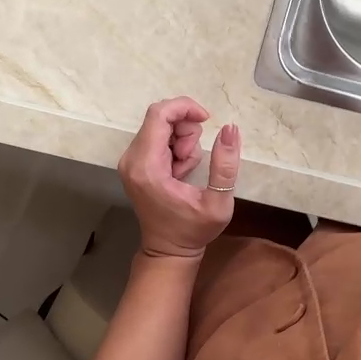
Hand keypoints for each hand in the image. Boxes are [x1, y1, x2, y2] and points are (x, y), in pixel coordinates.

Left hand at [117, 97, 240, 258]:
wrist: (167, 251)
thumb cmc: (193, 231)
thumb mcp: (219, 202)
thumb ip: (225, 166)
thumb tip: (230, 128)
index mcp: (147, 167)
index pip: (159, 115)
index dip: (184, 108)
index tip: (207, 119)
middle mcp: (132, 159)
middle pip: (159, 118)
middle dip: (185, 128)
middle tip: (198, 157)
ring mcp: (130, 161)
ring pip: (159, 126)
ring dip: (181, 139)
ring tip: (188, 168)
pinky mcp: (135, 163)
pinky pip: (156, 137)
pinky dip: (174, 146)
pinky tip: (179, 171)